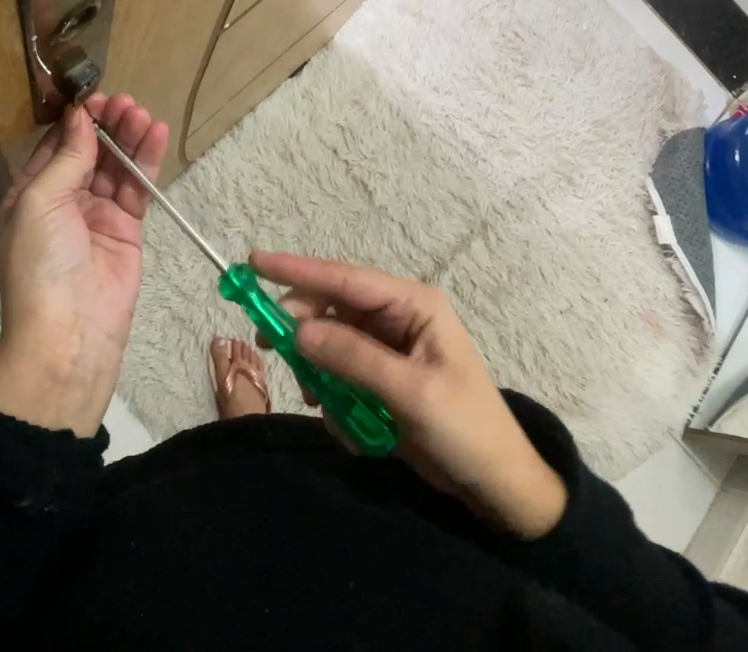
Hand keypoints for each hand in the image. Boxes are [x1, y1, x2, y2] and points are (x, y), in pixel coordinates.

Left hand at [0, 93, 168, 436]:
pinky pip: (137, 188)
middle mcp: (63, 201)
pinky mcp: (128, 230)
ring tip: (143, 113)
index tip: (95, 96)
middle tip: (124, 102)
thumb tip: (81, 118)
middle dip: (106, 126)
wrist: (70, 332)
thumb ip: (66, 159)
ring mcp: (97, 215)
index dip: (75, 121)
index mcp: (31, 195)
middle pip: (89, 152)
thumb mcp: (39, 204)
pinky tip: (156, 135)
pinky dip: (147, 162)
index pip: (56, 147)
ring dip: (129, 138)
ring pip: (116, 166)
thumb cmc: (41, 265)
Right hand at [251, 251, 569, 538]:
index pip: (344, 278)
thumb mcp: (411, 393)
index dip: (296, 269)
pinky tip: (353, 425)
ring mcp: (385, 348)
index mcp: (413, 305)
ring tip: (325, 403)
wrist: (494, 485)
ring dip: (319, 373)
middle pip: (329, 307)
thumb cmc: (465, 429)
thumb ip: (353, 358)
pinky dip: (334, 396)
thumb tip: (297, 330)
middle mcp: (396, 317)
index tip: (252, 263)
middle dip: (302, 330)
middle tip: (272, 348)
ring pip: (327, 343)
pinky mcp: (377, 378)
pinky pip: (336, 374)